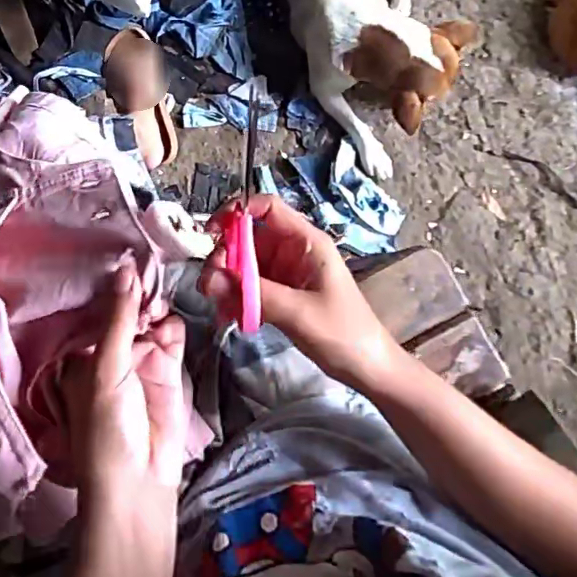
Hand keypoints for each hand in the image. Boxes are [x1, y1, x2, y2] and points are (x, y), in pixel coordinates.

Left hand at [60, 266, 190, 495]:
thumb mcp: (105, 368)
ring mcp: (142, 358)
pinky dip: (173, 325)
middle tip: (147, 284)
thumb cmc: (105, 426)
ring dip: (156, 308)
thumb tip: (125, 269)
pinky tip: (169, 324)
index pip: (100, 309)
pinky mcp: (169, 368)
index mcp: (85, 352)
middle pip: (129, 309)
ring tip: (156, 310)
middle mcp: (113, 351)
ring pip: (152, 318)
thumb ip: (118, 318)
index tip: (126, 258)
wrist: (138, 480)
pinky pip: (172, 335)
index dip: (113, 287)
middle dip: (138, 294)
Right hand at [199, 195, 400, 389]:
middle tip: (209, 286)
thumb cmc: (344, 333)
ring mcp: (285, 274)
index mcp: (307, 242)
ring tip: (218, 307)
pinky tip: (229, 317)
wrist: (368, 368)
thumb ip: (255, 294)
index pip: (268, 208)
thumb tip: (212, 278)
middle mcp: (293, 251)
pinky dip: (234, 299)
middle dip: (224, 258)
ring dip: (225, 282)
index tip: (211, 233)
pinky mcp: (280, 295)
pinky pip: (248, 288)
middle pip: (247, 238)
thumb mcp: (299, 312)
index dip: (237, 211)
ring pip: (243, 265)